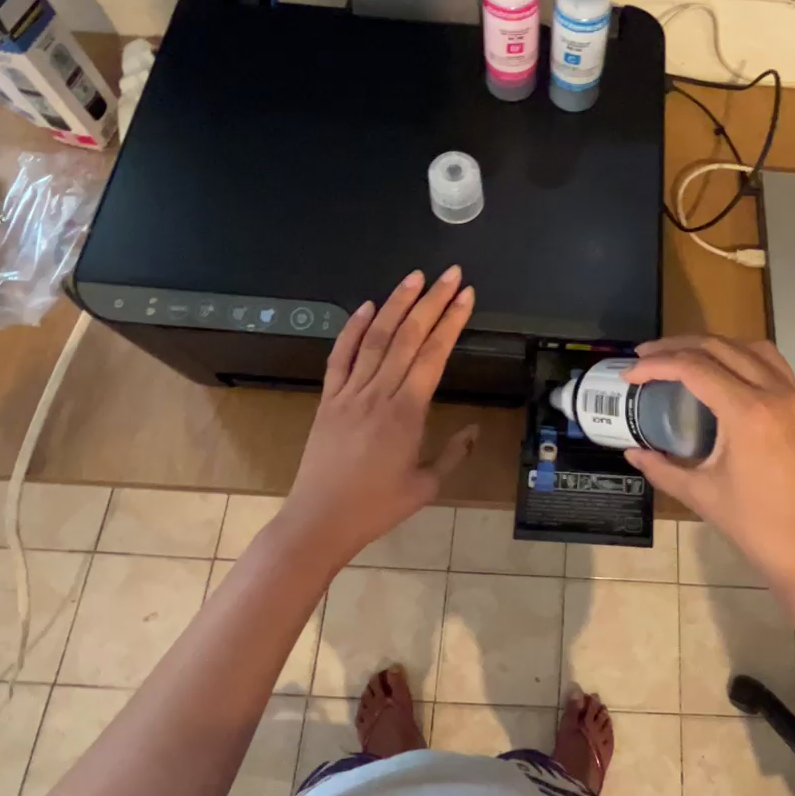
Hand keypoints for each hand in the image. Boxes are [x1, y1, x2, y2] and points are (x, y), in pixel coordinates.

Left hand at [276, 267, 477, 564]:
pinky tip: (366, 306)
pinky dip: (353, 329)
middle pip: (409, 336)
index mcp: (408, 413)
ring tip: (415, 277)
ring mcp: (350, 393)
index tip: (466, 296)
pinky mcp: (328, 398)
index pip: (434, 354)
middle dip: (432, 301)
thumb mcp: (426, 486)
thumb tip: (474, 429)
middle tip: (450, 275)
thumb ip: (454, 454)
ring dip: (396, 304)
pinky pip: (340, 356)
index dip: (452, 321)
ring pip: (376, 338)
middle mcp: (379, 393)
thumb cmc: (377, 507)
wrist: (319, 520)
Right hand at [624, 337, 794, 590]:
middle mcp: (772, 392)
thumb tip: (632, 453)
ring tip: (679, 358)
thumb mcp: (702, 495)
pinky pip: (769, 363)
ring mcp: (791, 397)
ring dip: (710, 346)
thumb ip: (662, 468)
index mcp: (746, 412)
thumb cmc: (758, 526)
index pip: (693, 368)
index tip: (629, 374)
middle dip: (676, 347)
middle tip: (644, 357)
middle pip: (718, 347)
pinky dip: (740, 356)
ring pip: (747, 347)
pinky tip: (721, 372)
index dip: (655, 365)